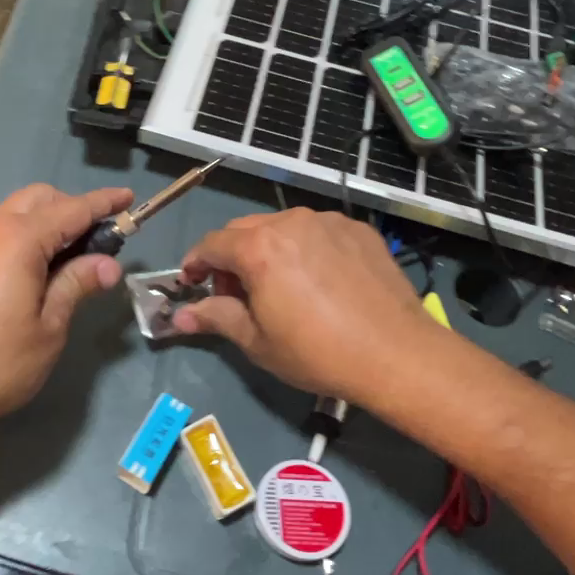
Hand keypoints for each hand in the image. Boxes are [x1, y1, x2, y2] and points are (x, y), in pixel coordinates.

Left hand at [0, 184, 133, 476]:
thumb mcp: (47, 330)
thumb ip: (76, 286)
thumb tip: (108, 263)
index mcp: (19, 239)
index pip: (73, 209)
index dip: (104, 203)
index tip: (129, 199)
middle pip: (40, 199)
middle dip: (74, 208)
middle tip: (101, 240)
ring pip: (15, 213)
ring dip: (47, 222)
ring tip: (71, 258)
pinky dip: (24, 236)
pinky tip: (34, 271)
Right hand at [171, 208, 446, 401]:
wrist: (395, 353)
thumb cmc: (317, 352)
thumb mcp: (257, 341)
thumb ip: (216, 317)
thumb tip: (180, 316)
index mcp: (258, 247)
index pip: (211, 244)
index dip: (195, 263)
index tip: (193, 284)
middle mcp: (290, 222)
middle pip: (244, 230)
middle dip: (231, 257)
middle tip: (237, 294)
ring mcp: (328, 221)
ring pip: (283, 227)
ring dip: (269, 249)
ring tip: (281, 287)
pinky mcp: (358, 230)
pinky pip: (318, 232)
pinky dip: (306, 249)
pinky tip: (320, 281)